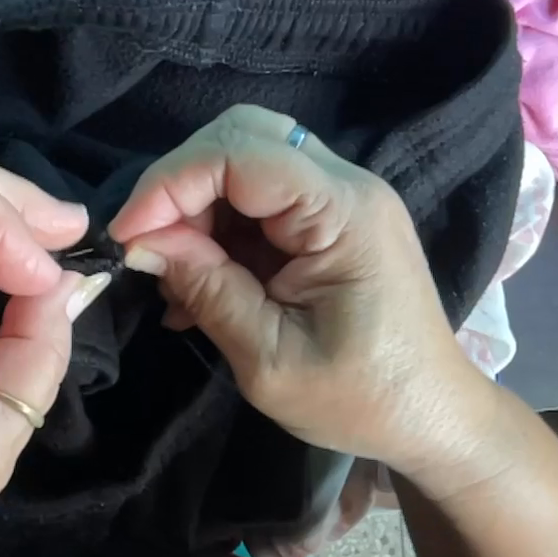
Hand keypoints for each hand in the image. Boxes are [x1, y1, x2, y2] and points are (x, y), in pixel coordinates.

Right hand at [108, 105, 495, 483]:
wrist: (430, 418)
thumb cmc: (362, 400)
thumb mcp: (271, 360)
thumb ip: (208, 291)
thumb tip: (142, 242)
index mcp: (344, 213)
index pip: (240, 153)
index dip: (170, 184)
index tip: (126, 236)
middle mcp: (349, 187)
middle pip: (244, 138)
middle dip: (181, 188)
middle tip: (151, 251)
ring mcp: (344, 201)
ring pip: (248, 164)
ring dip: (198, 211)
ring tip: (176, 277)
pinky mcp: (334, 224)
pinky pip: (263, 202)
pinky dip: (221, 232)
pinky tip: (202, 284)